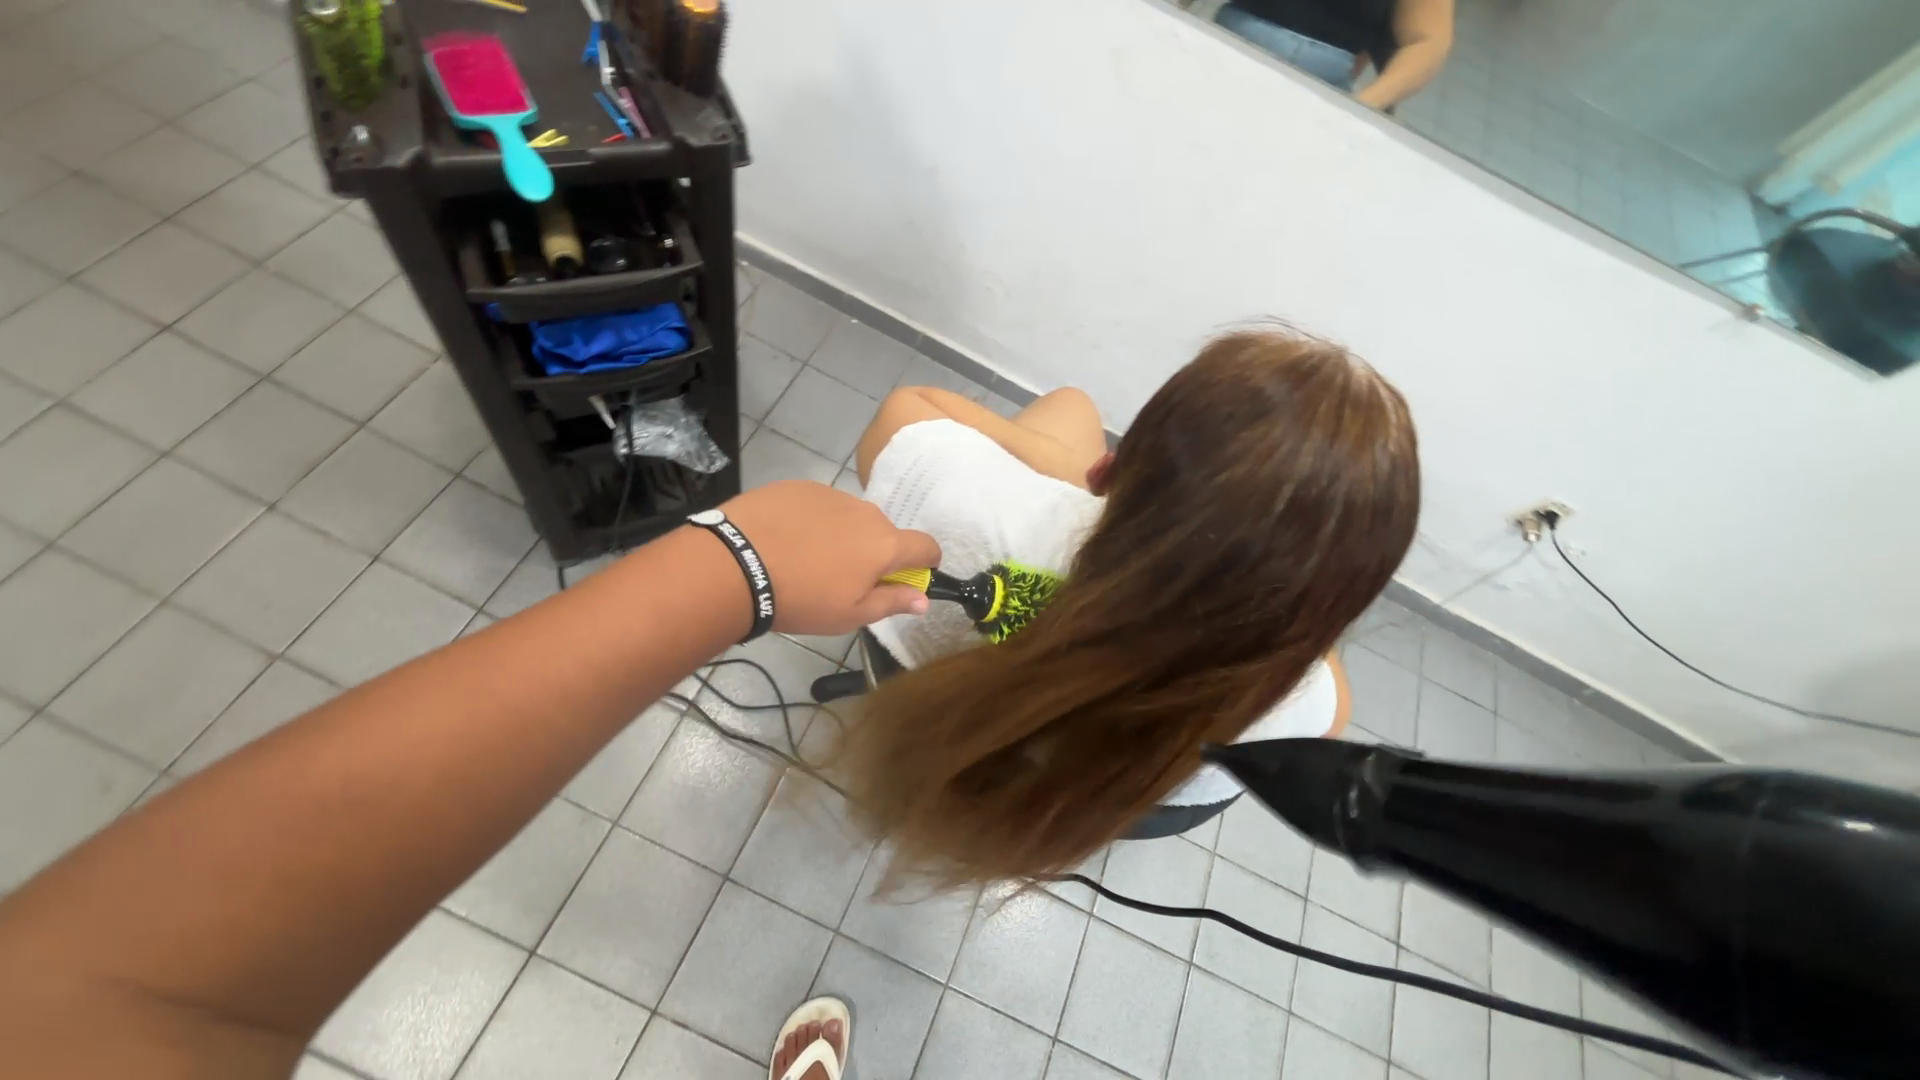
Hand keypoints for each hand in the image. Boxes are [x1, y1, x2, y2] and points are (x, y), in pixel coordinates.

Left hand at [721, 480, 940, 635]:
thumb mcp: (850, 614)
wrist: (735, 564)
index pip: (925, 546)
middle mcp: (864, 512)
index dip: (926, 562)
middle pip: (884, 532)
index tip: (913, 575)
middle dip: (875, 553)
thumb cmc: (801, 598)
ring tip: (807, 559)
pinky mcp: (797, 486)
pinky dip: (812, 521)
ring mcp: (830, 494)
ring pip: (849, 517)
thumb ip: (891, 603)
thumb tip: (923, 600)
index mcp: (884, 544)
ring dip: (842, 535)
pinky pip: (817, 505)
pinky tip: (785, 540)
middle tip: (844, 579)